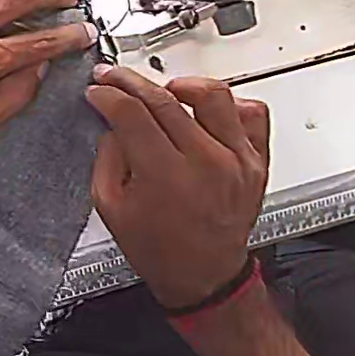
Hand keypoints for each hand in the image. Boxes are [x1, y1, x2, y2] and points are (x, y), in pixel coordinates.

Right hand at [86, 66, 270, 308]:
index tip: (98, 91)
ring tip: (165, 91)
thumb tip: (113, 121)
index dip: (108, 95)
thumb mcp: (110, 207)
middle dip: (130, 82)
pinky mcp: (256, 162)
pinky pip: (251, 113)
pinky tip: (205, 110)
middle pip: (164, 99)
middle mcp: (206, 163)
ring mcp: (237, 160)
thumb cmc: (160, 249)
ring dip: (180, 85)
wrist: (203, 276)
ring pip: (211, 94)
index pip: (131, 113)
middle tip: (115, 79)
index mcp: (165, 176)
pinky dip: (228, 103)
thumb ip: (107, 158)